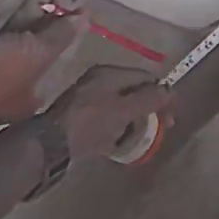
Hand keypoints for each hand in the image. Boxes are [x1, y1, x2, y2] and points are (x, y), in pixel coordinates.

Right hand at [0, 12, 88, 131]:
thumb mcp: (35, 56)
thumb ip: (60, 36)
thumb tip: (85, 19)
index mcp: (29, 96)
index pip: (55, 61)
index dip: (67, 34)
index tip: (79, 10)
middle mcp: (7, 83)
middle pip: (33, 45)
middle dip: (47, 19)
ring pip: (9, 32)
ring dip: (25, 12)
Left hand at [39, 66, 172, 161]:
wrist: (48, 146)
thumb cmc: (90, 125)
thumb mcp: (125, 111)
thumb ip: (150, 99)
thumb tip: (170, 90)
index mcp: (109, 73)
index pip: (146, 77)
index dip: (163, 95)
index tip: (170, 119)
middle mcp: (98, 79)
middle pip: (134, 90)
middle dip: (149, 109)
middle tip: (157, 130)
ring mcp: (87, 96)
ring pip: (121, 104)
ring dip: (133, 120)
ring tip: (135, 138)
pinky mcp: (79, 113)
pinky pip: (108, 115)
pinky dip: (118, 126)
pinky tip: (116, 141)